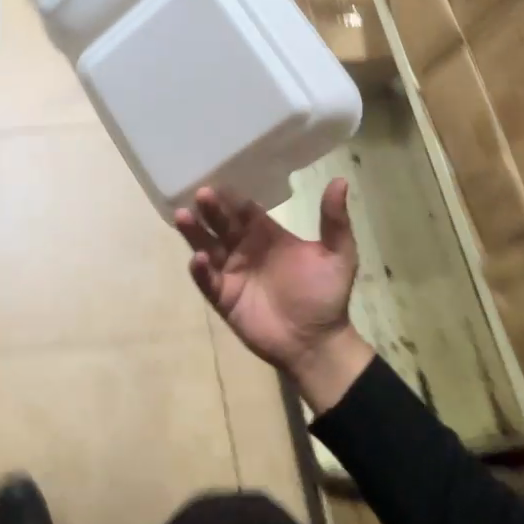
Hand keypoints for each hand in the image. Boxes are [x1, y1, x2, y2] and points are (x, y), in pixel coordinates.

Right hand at [175, 181, 373, 413]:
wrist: (319, 343)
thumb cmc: (327, 296)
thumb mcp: (338, 255)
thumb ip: (334, 220)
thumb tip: (340, 180)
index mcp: (267, 234)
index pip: (244, 209)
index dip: (232, 197)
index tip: (219, 180)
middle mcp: (244, 248)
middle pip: (221, 223)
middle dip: (211, 209)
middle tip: (201, 193)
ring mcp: (231, 273)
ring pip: (207, 246)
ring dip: (194, 232)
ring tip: (183, 216)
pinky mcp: (223, 298)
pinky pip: (207, 281)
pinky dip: (199, 270)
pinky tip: (197, 258)